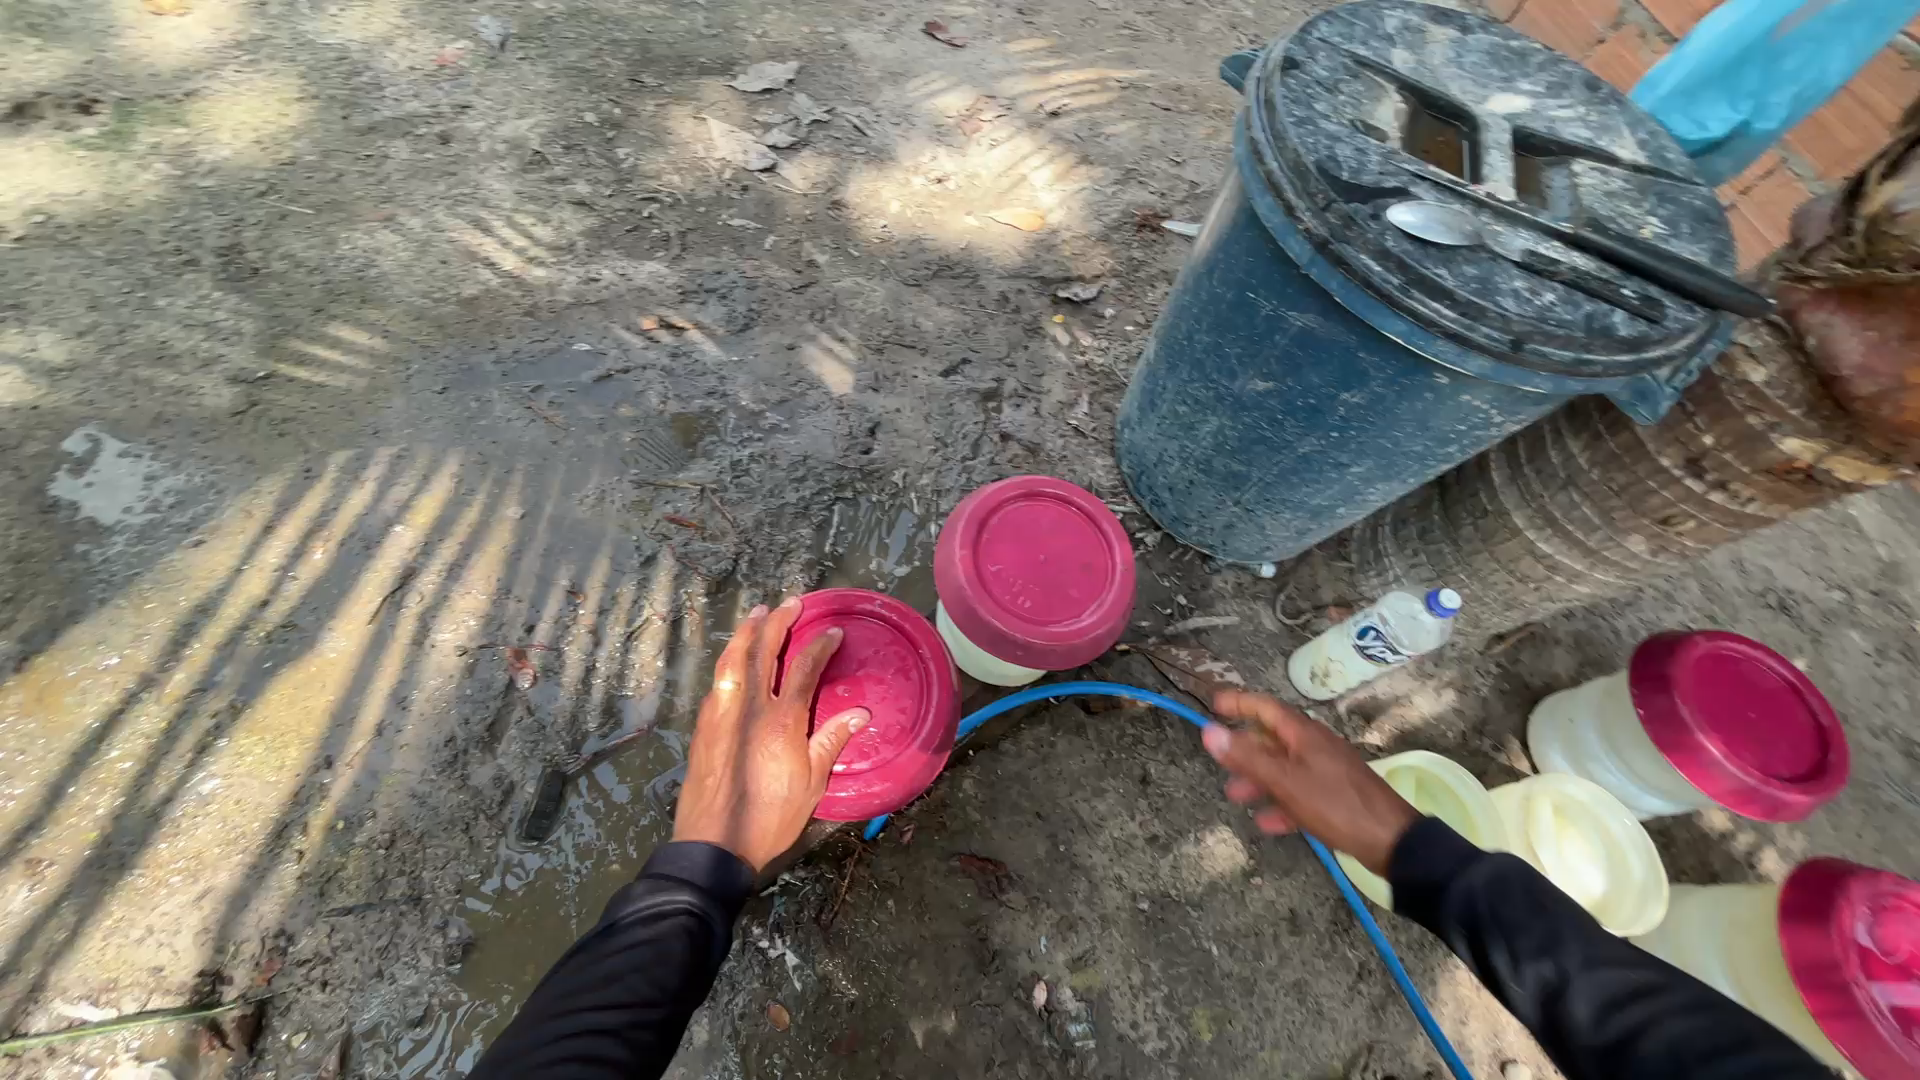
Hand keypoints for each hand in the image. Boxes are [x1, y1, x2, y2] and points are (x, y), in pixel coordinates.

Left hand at [673, 597, 868, 871]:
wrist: (713, 846)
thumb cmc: (770, 817)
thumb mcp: (812, 783)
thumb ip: (831, 741)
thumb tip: (861, 713)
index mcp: (781, 721)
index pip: (802, 670)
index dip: (819, 647)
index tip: (832, 632)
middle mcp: (748, 709)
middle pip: (761, 653)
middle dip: (776, 623)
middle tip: (789, 603)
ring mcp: (721, 716)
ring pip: (731, 662)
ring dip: (745, 634)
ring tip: (755, 614)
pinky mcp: (703, 729)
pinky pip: (717, 682)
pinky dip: (728, 661)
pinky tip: (732, 660)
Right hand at [1201, 691, 1418, 876]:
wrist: (1393, 842)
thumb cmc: (1336, 805)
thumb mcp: (1285, 781)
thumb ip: (1246, 757)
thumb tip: (1209, 731)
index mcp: (1304, 735)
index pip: (1266, 707)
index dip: (1239, 703)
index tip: (1215, 704)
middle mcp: (1315, 747)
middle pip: (1272, 739)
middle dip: (1244, 750)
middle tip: (1220, 761)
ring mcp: (1327, 771)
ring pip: (1283, 768)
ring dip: (1258, 779)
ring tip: (1236, 795)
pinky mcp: (1335, 796)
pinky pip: (1299, 792)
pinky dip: (1281, 802)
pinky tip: (1267, 821)